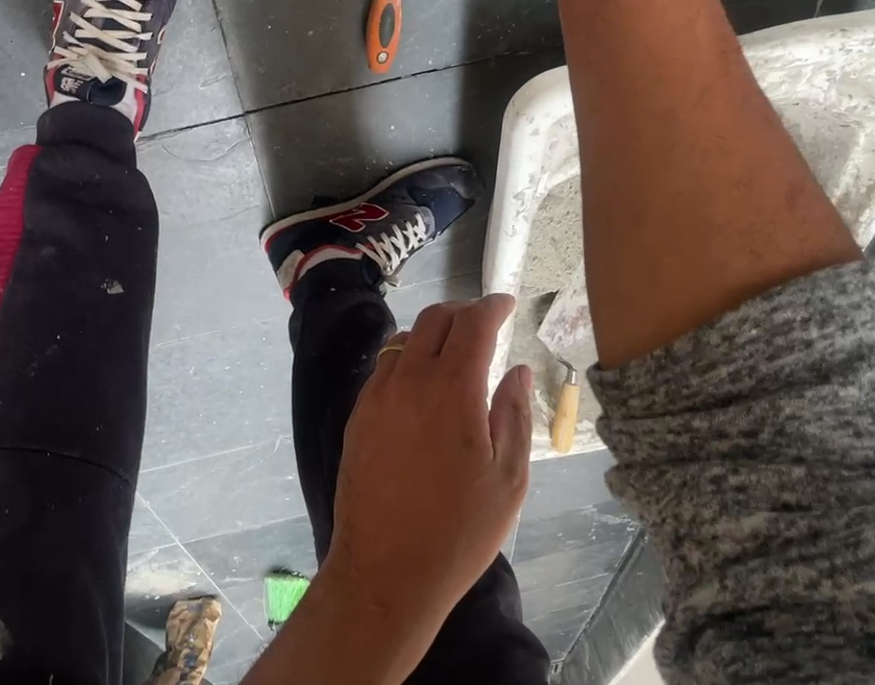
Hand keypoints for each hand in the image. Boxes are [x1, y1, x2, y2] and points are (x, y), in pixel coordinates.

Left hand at [320, 296, 533, 649]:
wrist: (385, 571)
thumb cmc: (459, 531)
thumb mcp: (508, 478)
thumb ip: (514, 413)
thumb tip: (516, 368)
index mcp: (452, 389)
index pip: (472, 323)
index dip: (492, 305)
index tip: (507, 303)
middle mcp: (409, 379)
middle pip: (434, 319)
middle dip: (463, 311)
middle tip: (486, 324)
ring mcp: (377, 395)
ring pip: (405, 339)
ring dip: (433, 333)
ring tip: (456, 352)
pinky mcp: (359, 414)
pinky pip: (385, 367)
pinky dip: (408, 358)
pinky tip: (424, 384)